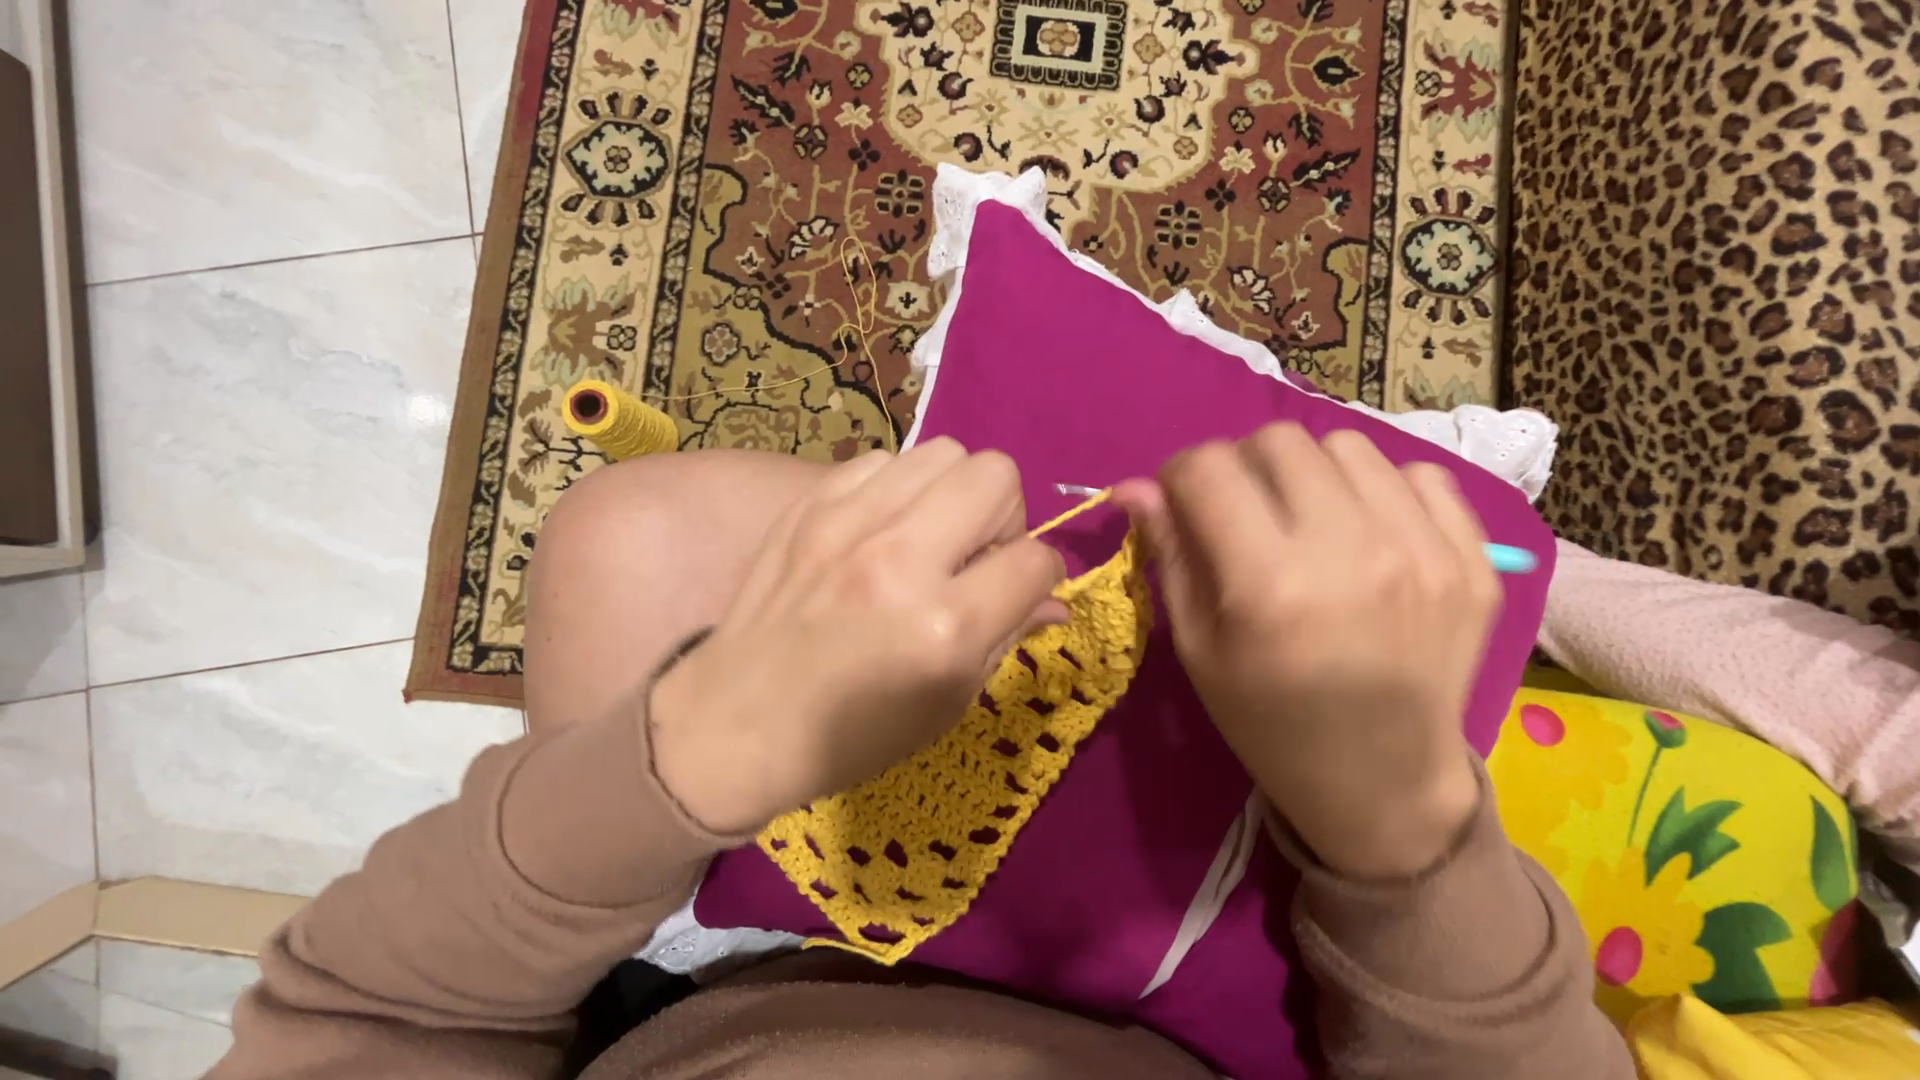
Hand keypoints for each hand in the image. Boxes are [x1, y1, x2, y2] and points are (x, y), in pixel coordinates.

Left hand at [649, 438, 1067, 834]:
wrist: (738, 719)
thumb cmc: (855, 733)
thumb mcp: (947, 704)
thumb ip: (1007, 636)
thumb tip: (1054, 597)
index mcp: (943, 626)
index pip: (1033, 560)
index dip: (1041, 575)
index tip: (1020, 589)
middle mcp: (900, 559)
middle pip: (995, 475)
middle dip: (1004, 515)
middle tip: (974, 555)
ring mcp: (847, 523)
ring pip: (942, 452)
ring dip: (951, 493)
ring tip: (927, 537)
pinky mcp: (807, 506)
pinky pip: (882, 460)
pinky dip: (896, 489)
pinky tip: (880, 530)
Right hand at [1115, 423, 1497, 878]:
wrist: (1382, 781)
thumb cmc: (1269, 723)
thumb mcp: (1199, 649)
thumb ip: (1171, 557)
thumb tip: (1135, 487)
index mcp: (1269, 587)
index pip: (1208, 469)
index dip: (1180, 475)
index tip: (1184, 503)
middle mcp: (1350, 553)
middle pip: (1277, 441)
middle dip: (1243, 466)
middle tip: (1244, 512)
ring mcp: (1424, 552)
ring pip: (1347, 446)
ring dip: (1311, 473)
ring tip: (1309, 522)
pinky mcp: (1473, 561)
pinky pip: (1421, 475)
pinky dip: (1382, 491)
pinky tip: (1369, 535)